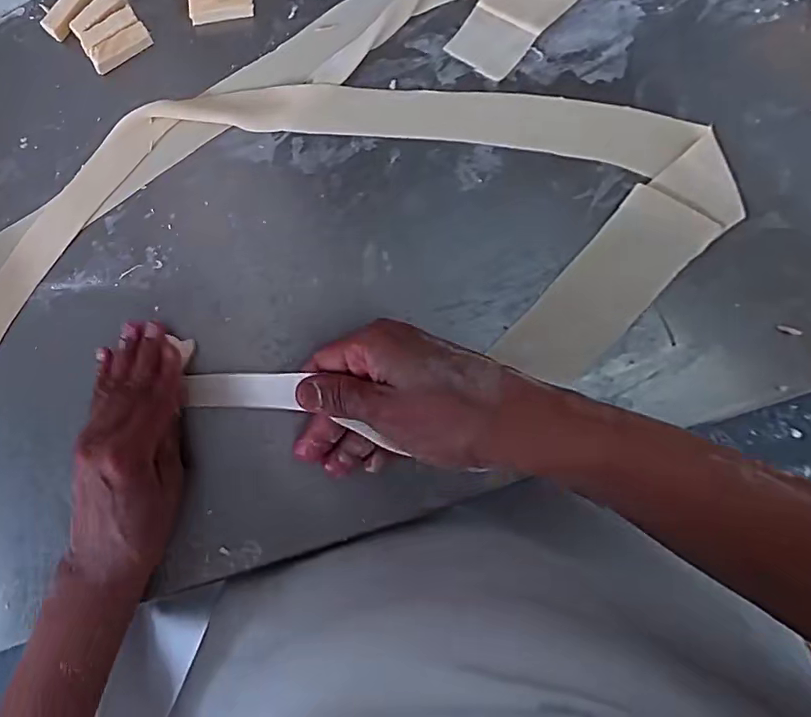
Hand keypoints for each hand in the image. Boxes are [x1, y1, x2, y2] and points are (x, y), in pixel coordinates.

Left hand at [64, 321, 185, 590]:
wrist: (100, 562)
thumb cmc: (144, 533)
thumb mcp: (170, 486)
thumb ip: (168, 437)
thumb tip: (173, 396)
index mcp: (128, 454)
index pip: (155, 402)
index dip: (168, 372)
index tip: (176, 346)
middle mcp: (103, 440)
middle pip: (131, 388)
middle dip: (145, 354)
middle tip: (155, 325)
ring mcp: (88, 438)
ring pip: (112, 388)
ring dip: (124, 356)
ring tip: (133, 329)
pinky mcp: (82, 440)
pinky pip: (95, 400)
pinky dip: (102, 375)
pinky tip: (107, 356)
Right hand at [293, 318, 563, 474]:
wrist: (520, 426)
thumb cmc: (458, 415)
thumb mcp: (383, 412)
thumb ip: (339, 398)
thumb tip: (306, 389)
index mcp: (374, 344)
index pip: (323, 364)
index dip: (305, 394)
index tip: (290, 414)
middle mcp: (391, 349)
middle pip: (344, 385)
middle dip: (328, 423)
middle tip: (313, 452)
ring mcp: (411, 368)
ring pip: (368, 401)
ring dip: (352, 434)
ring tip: (339, 465)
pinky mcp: (428, 387)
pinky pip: (392, 406)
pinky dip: (379, 432)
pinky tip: (370, 457)